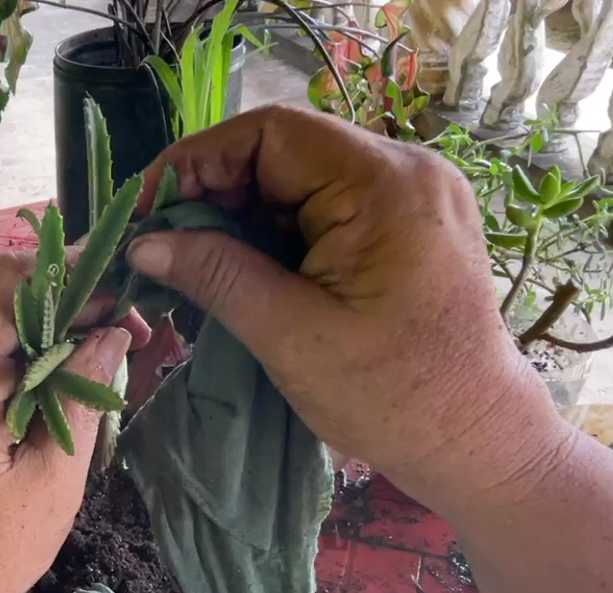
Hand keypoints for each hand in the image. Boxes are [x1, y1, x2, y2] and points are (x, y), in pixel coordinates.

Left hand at [0, 257, 142, 592]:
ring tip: (107, 358)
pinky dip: (28, 369)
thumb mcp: (52, 476)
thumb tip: (111, 335)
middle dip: (69, 309)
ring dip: (52, 342)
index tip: (117, 286)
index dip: (64, 271)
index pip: (6, 283)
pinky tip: (66, 388)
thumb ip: (81, 398)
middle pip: (4, 307)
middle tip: (128, 332)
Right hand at [126, 106, 574, 512]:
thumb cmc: (388, 394)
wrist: (470, 437)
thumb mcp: (290, 336)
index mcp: (382, 185)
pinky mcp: (400, 230)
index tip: (146, 212)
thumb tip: (142, 244)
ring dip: (238, 223)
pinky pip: (319, 215)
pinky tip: (241, 276)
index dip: (196, 162)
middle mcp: (402, 172)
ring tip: (193, 269)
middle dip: (212, 198)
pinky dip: (270, 241)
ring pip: (297, 187)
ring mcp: (405, 199)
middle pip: (283, 156)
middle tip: (161, 250)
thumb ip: (217, 277)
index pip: (270, 134)